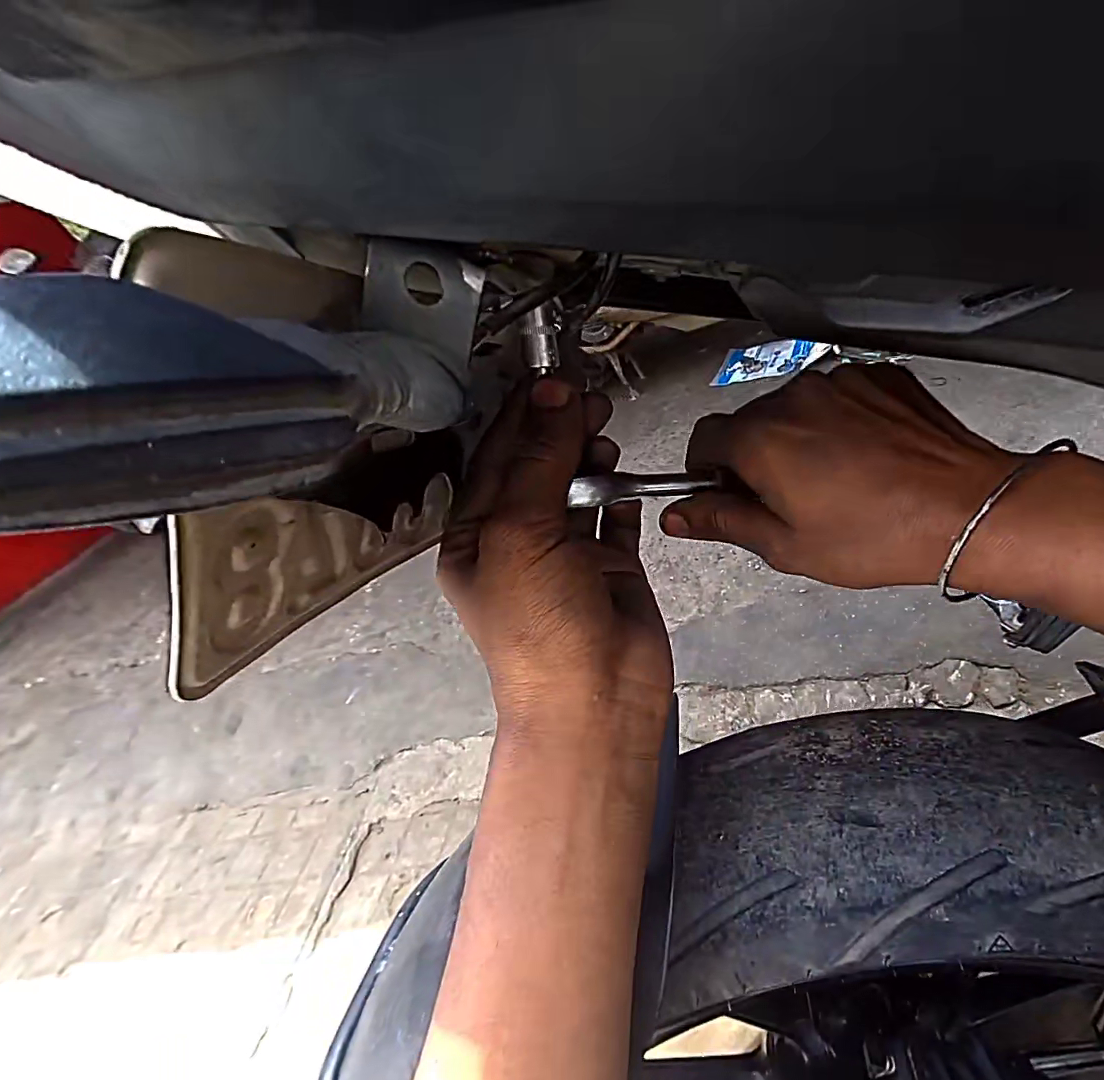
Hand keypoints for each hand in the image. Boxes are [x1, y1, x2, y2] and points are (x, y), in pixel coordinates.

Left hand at [438, 378, 672, 746]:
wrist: (596, 696)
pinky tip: (624, 481)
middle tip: (587, 400)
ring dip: (591, 460)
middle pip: (541, 469)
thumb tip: (553, 398)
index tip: (551, 380)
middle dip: (560, 432)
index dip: (523, 416)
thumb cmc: (540, 624)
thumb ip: (539, 461)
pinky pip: (615, 522)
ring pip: (580, 491)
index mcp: (479, 537)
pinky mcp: (612, 568)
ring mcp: (569, 556)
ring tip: (604, 432)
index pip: (498, 459)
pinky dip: (620, 500)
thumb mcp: (521, 533)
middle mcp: (522, 542)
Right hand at [660, 364, 1020, 588]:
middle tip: (789, 499)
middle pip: (749, 421)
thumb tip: (681, 515)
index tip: (724, 489)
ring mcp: (840, 380)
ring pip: (794, 408)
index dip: (706, 469)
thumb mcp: (789, 545)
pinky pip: (837, 396)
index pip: (703, 438)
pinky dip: (838, 422)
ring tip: (836, 480)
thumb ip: (725, 521)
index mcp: (763, 439)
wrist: (965, 510)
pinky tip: (865, 457)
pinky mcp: (876, 376)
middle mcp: (796, 397)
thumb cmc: (882, 535)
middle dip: (755, 456)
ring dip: (798, 438)